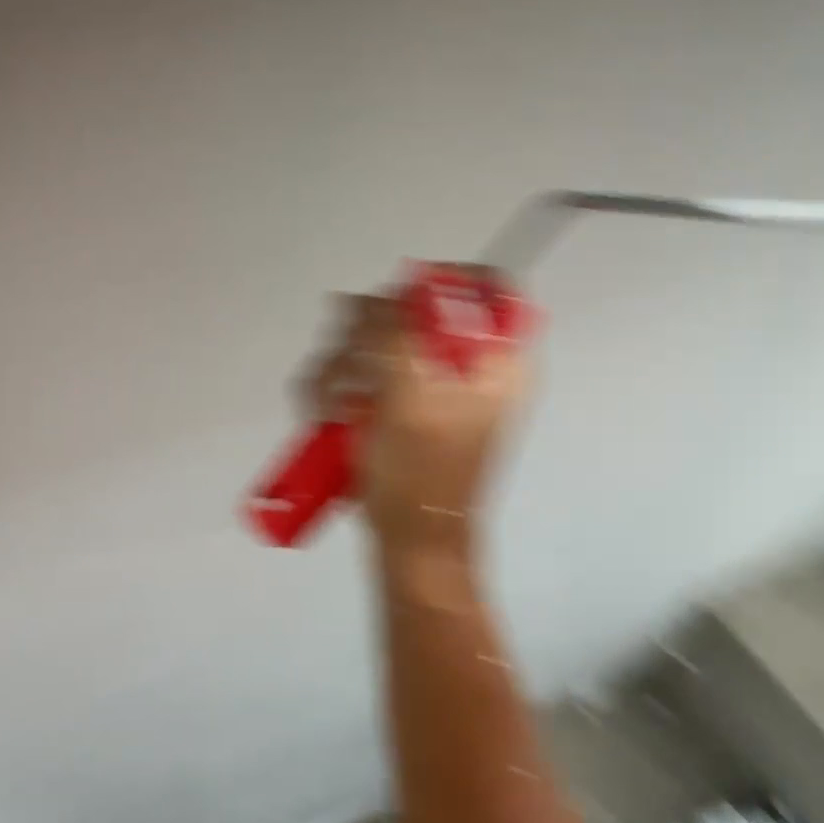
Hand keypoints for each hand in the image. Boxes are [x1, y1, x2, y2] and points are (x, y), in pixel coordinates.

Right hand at [302, 275, 531, 552]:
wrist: (412, 541)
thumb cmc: (421, 472)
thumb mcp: (410, 395)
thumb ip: (395, 333)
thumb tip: (374, 295)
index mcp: (497, 359)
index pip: (489, 287)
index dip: (443, 281)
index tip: (397, 302)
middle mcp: (467, 364)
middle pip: (414, 309)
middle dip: (369, 335)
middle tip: (354, 366)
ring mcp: (429, 384)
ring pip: (377, 339)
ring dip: (343, 365)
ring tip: (332, 403)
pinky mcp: (397, 403)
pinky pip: (362, 371)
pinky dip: (339, 386)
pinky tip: (326, 411)